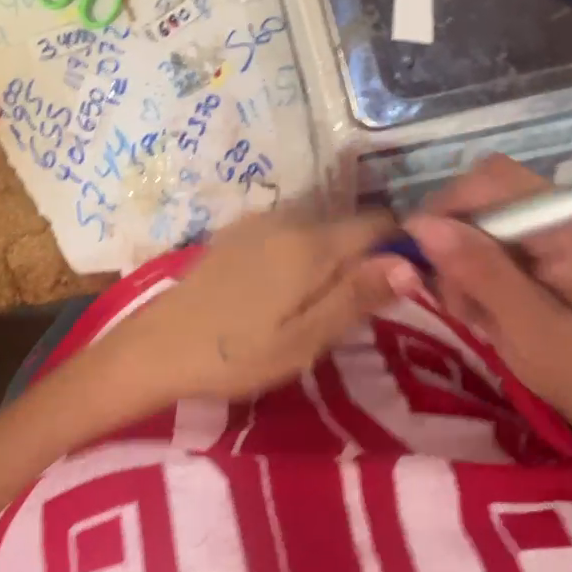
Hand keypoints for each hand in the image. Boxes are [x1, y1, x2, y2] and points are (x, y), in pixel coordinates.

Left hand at [90, 201, 401, 408]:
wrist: (159, 345)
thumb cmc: (238, 353)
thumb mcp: (306, 339)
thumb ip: (356, 296)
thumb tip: (411, 261)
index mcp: (310, 243)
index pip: (377, 223)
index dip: (400, 249)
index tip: (407, 287)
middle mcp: (285, 219)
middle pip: (346, 225)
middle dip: (365, 256)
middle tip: (362, 309)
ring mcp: (255, 223)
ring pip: (316, 228)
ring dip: (332, 257)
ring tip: (324, 306)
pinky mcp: (233, 234)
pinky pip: (286, 233)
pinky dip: (301, 255)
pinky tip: (286, 293)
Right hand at [396, 154, 571, 457]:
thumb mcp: (529, 331)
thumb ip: (480, 273)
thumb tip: (423, 225)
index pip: (495, 179)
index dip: (449, 204)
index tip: (422, 251)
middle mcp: (567, 214)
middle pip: (482, 191)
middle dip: (453, 233)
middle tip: (448, 288)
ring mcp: (555, 229)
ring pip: (477, 213)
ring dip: (458, 255)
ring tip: (467, 306)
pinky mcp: (543, 246)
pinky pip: (486, 235)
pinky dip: (469, 265)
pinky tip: (479, 303)